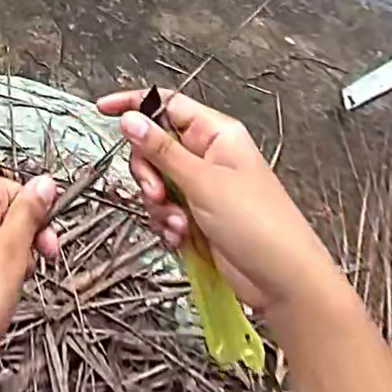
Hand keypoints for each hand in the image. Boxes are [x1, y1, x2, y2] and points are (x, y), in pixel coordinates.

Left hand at [0, 174, 59, 390]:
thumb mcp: (13, 252)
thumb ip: (31, 212)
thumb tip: (44, 182)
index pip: (22, 191)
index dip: (40, 223)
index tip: (47, 248)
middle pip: (4, 213)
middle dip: (23, 243)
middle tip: (27, 271)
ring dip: (5, 262)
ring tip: (2, 291)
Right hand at [98, 89, 343, 317]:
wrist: (286, 286)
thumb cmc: (261, 227)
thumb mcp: (203, 183)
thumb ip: (160, 150)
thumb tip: (130, 118)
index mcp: (216, 134)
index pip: (166, 105)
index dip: (135, 105)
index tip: (104, 109)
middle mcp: (207, 155)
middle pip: (153, 145)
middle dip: (148, 172)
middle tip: (156, 191)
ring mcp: (201, 185)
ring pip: (155, 179)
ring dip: (157, 202)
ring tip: (176, 222)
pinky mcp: (196, 213)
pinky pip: (163, 206)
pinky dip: (165, 221)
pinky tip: (180, 236)